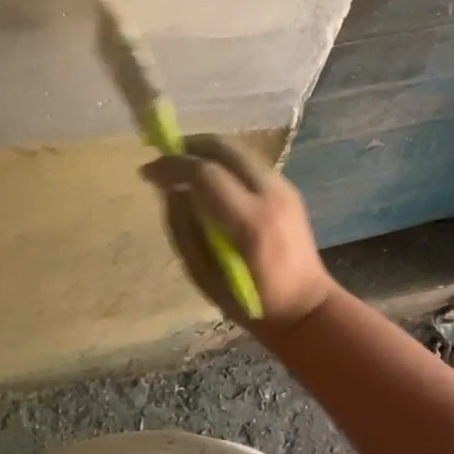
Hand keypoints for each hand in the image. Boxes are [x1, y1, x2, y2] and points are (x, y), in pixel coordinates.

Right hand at [141, 134, 338, 333]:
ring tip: (182, 167)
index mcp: (250, 222)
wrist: (306, 307)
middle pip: (223, 148)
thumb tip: (169, 191)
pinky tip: (209, 179)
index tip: (147, 172)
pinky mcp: (288, 188)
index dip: (171, 166)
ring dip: (206, 151)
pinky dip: (223, 161)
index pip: (205, 173)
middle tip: (163, 160)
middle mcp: (270, 195)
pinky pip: (249, 162)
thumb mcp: (203, 275)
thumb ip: (182, 229)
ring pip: (238, 150)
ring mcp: (283, 188)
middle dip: (187, 146)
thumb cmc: (250, 302)